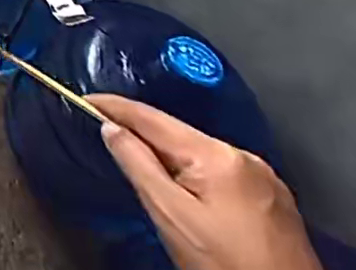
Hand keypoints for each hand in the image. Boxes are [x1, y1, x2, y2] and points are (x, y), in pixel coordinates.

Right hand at [89, 94, 322, 269]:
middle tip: (105, 137)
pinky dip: (191, 171)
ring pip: (196, 152)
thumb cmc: (226, 266)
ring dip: (165, 155)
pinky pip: (217, 171)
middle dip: (139, 134)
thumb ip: (136, 163)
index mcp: (218, 156)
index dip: (112, 106)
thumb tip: (110, 127)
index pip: (151, 118)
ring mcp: (264, 179)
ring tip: (138, 164)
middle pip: (175, 134)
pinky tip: (180, 187)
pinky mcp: (273, 200)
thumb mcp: (170, 215)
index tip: (82, 100)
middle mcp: (244, 157)